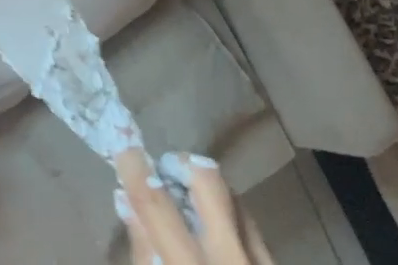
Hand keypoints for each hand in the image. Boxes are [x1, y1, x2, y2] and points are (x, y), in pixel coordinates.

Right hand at [115, 149, 274, 264]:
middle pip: (208, 181)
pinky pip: (250, 222)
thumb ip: (142, 249)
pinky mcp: (274, 262)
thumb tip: (127, 199)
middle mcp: (230, 256)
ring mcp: (260, 259)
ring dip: (206, 189)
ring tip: (188, 201)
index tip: (123, 145)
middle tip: (164, 170)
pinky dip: (228, 214)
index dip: (135, 169)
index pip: (156, 205)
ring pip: (233, 195)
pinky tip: (215, 227)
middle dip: (182, 163)